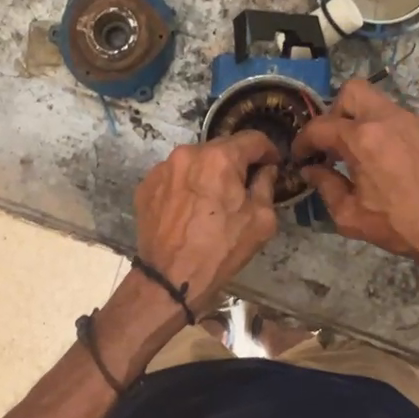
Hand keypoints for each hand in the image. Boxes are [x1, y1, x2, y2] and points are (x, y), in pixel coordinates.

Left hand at [132, 131, 281, 311]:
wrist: (170, 278)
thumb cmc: (221, 250)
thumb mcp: (260, 220)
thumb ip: (266, 186)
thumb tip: (265, 170)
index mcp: (219, 157)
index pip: (252, 139)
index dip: (268, 150)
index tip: (272, 164)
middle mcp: (187, 154)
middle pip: (221, 149)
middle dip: (236, 163)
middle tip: (243, 187)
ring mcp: (162, 169)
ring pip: (195, 162)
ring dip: (208, 174)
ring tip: (213, 201)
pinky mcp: (146, 186)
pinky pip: (174, 177)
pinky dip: (185, 186)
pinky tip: (189, 210)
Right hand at [291, 80, 418, 281]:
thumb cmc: (400, 226)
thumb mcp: (350, 215)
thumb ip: (325, 186)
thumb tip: (312, 170)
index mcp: (363, 140)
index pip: (320, 126)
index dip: (303, 140)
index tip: (301, 155)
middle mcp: (390, 120)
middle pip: (353, 92)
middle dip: (336, 112)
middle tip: (334, 142)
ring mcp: (418, 122)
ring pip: (382, 106)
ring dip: (365, 123)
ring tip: (366, 156)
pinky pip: (406, 122)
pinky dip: (392, 135)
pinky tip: (397, 164)